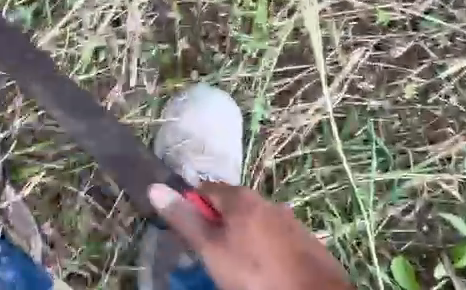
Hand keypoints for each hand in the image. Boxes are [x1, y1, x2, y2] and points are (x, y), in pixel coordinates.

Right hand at [149, 181, 351, 289]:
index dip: (193, 211)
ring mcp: (291, 222)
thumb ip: (185, 220)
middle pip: (231, 207)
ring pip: (256, 225)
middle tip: (216, 258)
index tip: (193, 238)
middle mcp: (266, 201)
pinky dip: (269, 252)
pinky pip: (278, 242)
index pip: (204, 190)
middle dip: (220, 228)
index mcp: (240, 198)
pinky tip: (270, 275)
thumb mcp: (212, 251)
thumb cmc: (257, 277)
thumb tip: (154, 186)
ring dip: (246, 240)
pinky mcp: (311, 245)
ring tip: (244, 271)